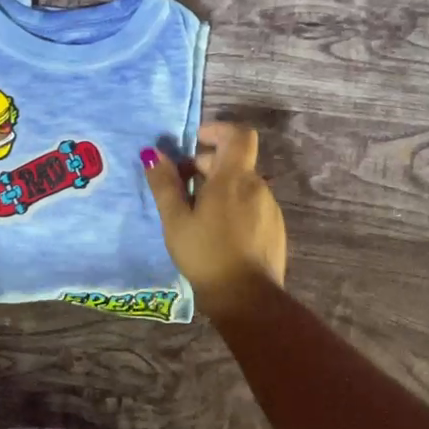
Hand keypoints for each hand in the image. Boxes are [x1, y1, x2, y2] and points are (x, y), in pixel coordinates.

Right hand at [143, 122, 287, 301]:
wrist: (247, 298)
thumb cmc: (205, 254)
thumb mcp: (175, 220)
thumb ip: (165, 184)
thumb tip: (154, 154)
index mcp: (233, 178)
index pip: (238, 135)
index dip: (217, 130)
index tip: (193, 143)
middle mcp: (257, 186)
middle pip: (235, 160)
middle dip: (206, 164)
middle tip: (179, 185)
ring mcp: (269, 208)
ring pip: (242, 184)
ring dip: (218, 187)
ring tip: (194, 213)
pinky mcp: (274, 228)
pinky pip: (251, 204)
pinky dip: (232, 206)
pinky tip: (215, 232)